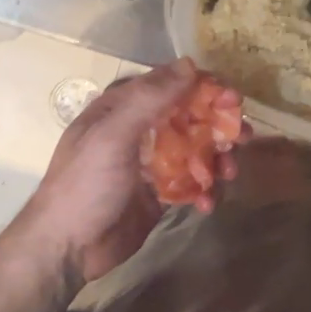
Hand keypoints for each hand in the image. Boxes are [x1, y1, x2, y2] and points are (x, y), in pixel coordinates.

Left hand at [23, 59, 240, 284]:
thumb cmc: (85, 184)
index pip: (170, 84)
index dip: (204, 88)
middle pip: (189, 117)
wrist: (67, 247)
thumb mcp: (113, 135)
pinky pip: (191, 184)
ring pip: (195, 151)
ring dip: (217, 160)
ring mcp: (149, 163)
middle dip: (219, 126)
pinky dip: (205, 191)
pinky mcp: (158, 194)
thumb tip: (190, 64)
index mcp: (122, 108)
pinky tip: (209, 204)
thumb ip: (150, 98)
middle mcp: (138, 130)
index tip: (233, 99)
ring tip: (228, 175)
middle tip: (243, 138)